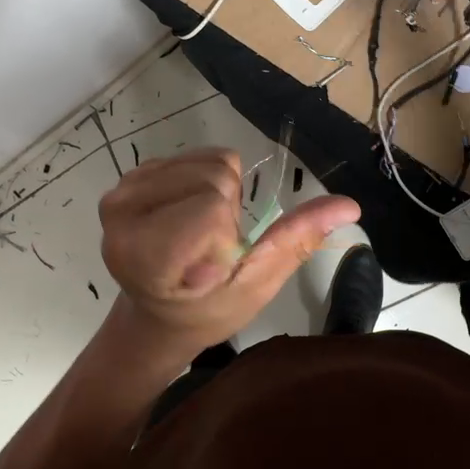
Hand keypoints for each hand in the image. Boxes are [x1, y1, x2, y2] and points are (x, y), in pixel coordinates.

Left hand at [98, 147, 359, 365]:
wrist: (159, 313)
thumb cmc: (205, 311)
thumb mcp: (254, 286)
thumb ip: (295, 240)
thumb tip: (348, 205)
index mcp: (144, 249)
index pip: (211, 206)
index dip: (228, 234)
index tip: (215, 266)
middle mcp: (121, 210)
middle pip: (213, 177)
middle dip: (224, 211)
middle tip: (211, 251)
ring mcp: (122, 188)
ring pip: (209, 160)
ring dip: (219, 194)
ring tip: (201, 235)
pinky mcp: (133, 173)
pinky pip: (196, 155)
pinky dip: (207, 182)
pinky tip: (192, 216)